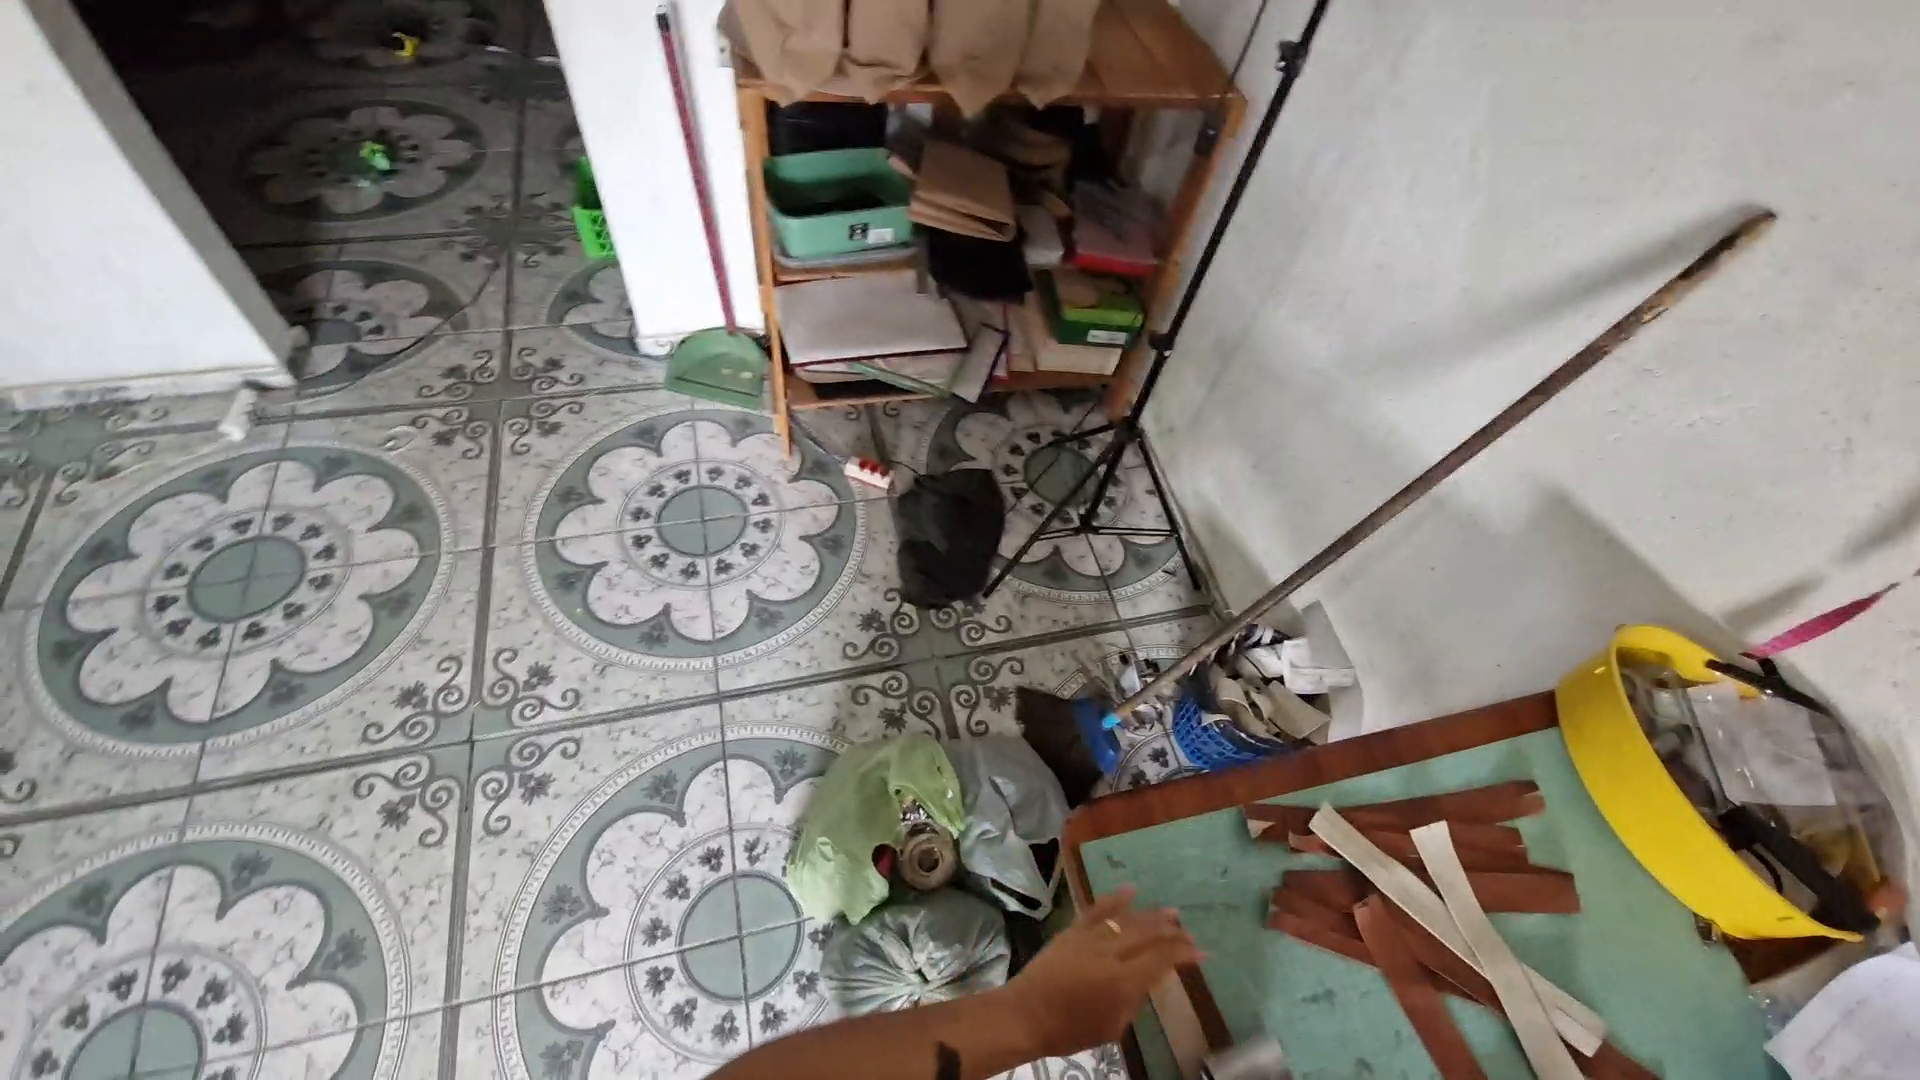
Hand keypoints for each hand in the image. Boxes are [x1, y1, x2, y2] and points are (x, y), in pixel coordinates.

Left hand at [1001, 887, 1202, 1059]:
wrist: (1027, 1013)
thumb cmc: (1070, 1029)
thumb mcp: (1112, 1027)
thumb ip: (1134, 999)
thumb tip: (1149, 978)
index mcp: (1122, 981)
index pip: (1161, 960)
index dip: (1183, 954)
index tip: (1202, 952)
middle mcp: (1109, 953)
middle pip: (1148, 935)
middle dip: (1172, 932)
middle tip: (1189, 932)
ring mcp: (1090, 937)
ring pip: (1127, 919)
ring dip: (1151, 915)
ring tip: (1171, 912)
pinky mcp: (1073, 929)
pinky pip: (1097, 909)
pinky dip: (1115, 898)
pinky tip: (1131, 889)